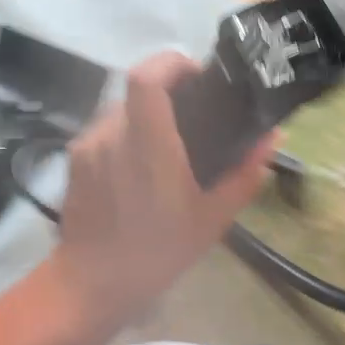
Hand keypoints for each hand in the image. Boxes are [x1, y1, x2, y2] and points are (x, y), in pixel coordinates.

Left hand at [54, 52, 279, 320]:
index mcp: (146, 144)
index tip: (197, 73)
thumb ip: (243, 174)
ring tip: (168, 150)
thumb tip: (271, 138)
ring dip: (144, 119)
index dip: (171, 63)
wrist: (91, 281)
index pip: (146, 77)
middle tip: (193, 118)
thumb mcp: (211, 219)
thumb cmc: (157, 252)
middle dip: (165, 96)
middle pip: (136, 92)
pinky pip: (103, 132)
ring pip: (119, 111)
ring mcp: (86, 144)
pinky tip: (138, 171)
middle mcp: (110, 134)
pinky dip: (125, 138)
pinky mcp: (73, 157)